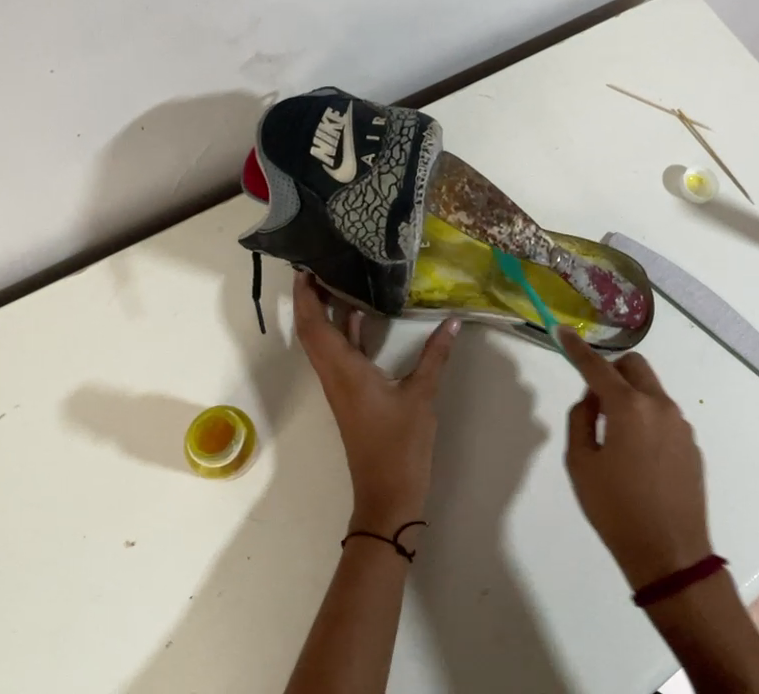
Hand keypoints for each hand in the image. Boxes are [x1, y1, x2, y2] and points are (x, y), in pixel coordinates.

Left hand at [293, 272, 458, 534]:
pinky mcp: (351, 394)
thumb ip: (435, 356)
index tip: (307, 266)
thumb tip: (452, 321)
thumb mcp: (421, 396)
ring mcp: (341, 385)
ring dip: (325, 313)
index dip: (306, 295)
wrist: (387, 494)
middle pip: (311, 329)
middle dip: (311, 297)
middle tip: (323, 264)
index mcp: (343, 369)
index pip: (313, 324)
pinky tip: (364, 316)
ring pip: (323, 341)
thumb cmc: (400, 445)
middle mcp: (334, 374)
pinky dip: (346, 332)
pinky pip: (340, 353)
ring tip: (339, 280)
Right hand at [559, 328, 713, 589]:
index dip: (576, 348)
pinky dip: (646, 420)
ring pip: (651, 391)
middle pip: (634, 366)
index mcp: (629, 407)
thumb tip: (591, 399)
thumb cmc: (616, 510)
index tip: (562, 330)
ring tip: (615, 440)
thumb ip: (580, 420)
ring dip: (630, 398)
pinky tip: (638, 459)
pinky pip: (664, 417)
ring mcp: (681, 425)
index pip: (597, 366)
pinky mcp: (692, 445)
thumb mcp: (580, 465)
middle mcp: (659, 406)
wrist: (670, 555)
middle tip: (595, 402)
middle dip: (612, 371)